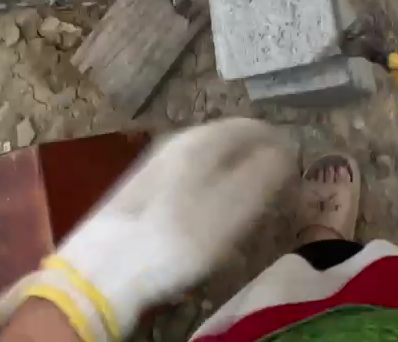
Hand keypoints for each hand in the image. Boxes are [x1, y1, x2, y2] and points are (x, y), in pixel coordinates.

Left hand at [0, 118, 297, 341]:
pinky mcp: (144, 191)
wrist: (103, 271)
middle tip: (273, 196)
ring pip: (211, 163)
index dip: (279, 147)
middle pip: (231, 143)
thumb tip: (286, 150)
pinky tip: (207, 227)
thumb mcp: (233, 207)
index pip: (254, 126)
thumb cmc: (176, 237)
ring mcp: (159, 163)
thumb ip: (264, 174)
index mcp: (204, 137)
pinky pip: (191, 183)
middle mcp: (180, 140)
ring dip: (234, 182)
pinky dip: (210, 197)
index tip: (294, 176)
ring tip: (245, 216)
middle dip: (256, 165)